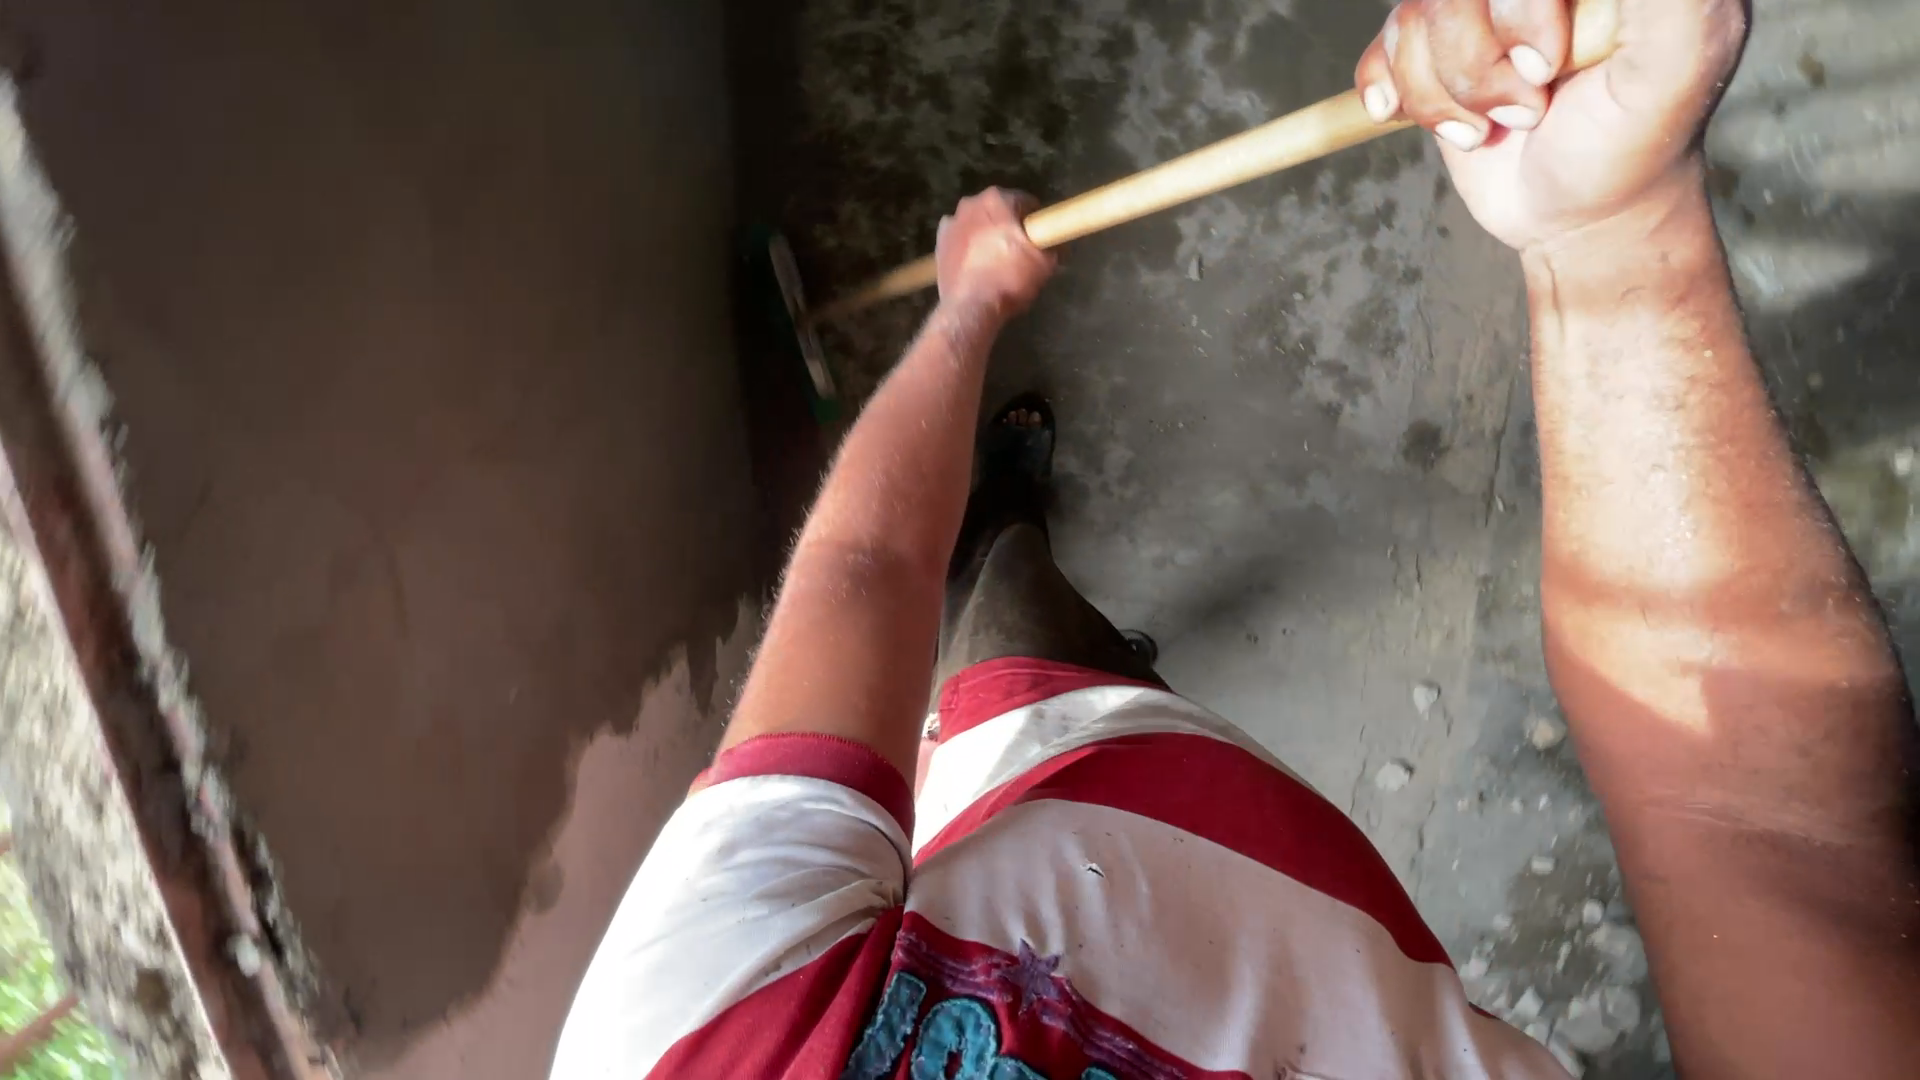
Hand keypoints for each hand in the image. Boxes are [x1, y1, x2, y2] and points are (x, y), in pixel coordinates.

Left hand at [935, 188, 1056, 318]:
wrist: (972, 308)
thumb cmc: (1010, 280)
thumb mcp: (1044, 265)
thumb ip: (1055, 249)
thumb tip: (1059, 247)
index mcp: (998, 199)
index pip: (1025, 204)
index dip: (1035, 222)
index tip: (1039, 240)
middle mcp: (971, 203)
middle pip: (998, 212)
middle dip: (1008, 227)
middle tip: (1018, 253)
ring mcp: (952, 223)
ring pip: (977, 225)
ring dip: (986, 236)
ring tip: (995, 263)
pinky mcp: (939, 244)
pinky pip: (960, 240)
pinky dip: (967, 247)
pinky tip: (975, 266)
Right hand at [1354, 0, 1747, 253]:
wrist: (1574, 211)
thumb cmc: (1630, 143)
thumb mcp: (1677, 59)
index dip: (1518, 14)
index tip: (1548, 69)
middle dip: (1475, 68)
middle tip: (1526, 110)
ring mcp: (1476, 14)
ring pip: (1409, 22)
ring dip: (1441, 97)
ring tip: (1489, 127)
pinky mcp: (1430, 59)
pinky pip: (1378, 54)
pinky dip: (1392, 94)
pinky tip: (1427, 119)